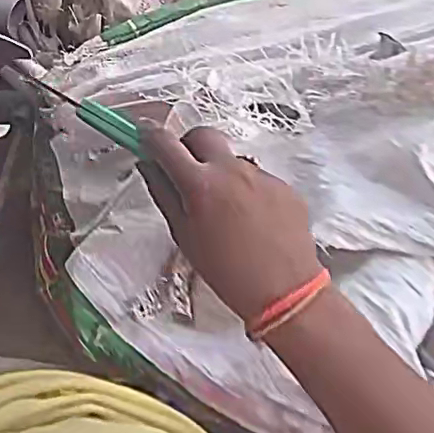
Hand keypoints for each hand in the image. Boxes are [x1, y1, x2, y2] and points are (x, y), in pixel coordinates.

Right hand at [138, 123, 322, 323]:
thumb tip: (147, 164)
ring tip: (225, 205)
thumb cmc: (226, 270)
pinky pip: (257, 177)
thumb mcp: (182, 233)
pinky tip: (250, 216)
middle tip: (188, 169)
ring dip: (221, 171)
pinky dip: (248, 188)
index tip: (143, 135)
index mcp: (199, 183)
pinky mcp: (286, 189)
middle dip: (190, 145)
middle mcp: (231, 172)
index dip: (148, 134)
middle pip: (202, 134)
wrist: (290, 298)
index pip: (163, 140)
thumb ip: (162, 191)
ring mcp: (262, 178)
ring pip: (231, 158)